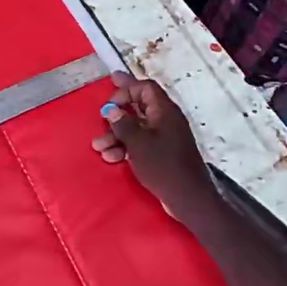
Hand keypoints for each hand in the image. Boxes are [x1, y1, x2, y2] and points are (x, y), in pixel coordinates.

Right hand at [92, 72, 214, 209]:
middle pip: (139, 107)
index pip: (146, 88)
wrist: (187, 197)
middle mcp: (166, 120)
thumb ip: (123, 124)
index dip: (127, 88)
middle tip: (100, 118)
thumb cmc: (163, 165)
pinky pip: (142, 143)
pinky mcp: (163, 154)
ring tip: (99, 146)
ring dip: (117, 135)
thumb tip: (111, 110)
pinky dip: (126, 147)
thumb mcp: (138, 143)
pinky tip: (111, 158)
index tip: (109, 94)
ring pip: (137, 128)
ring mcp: (165, 137)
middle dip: (117, 114)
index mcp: (164, 111)